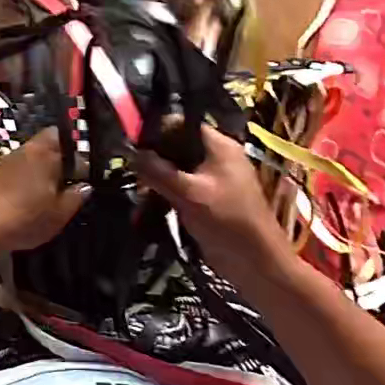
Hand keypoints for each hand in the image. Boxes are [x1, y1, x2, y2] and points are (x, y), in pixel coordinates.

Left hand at [0, 130, 88, 265]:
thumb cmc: (23, 218)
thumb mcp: (58, 215)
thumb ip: (75, 197)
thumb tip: (86, 185)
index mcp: (47, 153)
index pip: (73, 145)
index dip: (83, 161)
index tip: (87, 179)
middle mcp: (27, 149)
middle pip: (51, 142)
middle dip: (63, 156)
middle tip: (71, 181)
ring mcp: (8, 160)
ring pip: (34, 154)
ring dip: (44, 167)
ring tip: (52, 193)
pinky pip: (20, 167)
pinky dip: (28, 177)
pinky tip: (29, 198)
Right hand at [136, 123, 278, 277]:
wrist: (254, 260)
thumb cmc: (226, 219)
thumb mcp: (188, 193)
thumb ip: (158, 172)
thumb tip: (131, 154)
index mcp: (219, 146)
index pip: (182, 124)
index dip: (156, 132)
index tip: (132, 146)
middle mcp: (216, 157)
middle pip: (176, 147)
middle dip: (153, 160)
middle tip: (132, 172)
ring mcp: (212, 179)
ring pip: (176, 170)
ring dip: (156, 180)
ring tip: (138, 191)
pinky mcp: (206, 199)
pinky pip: (179, 188)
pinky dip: (164, 194)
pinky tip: (148, 204)